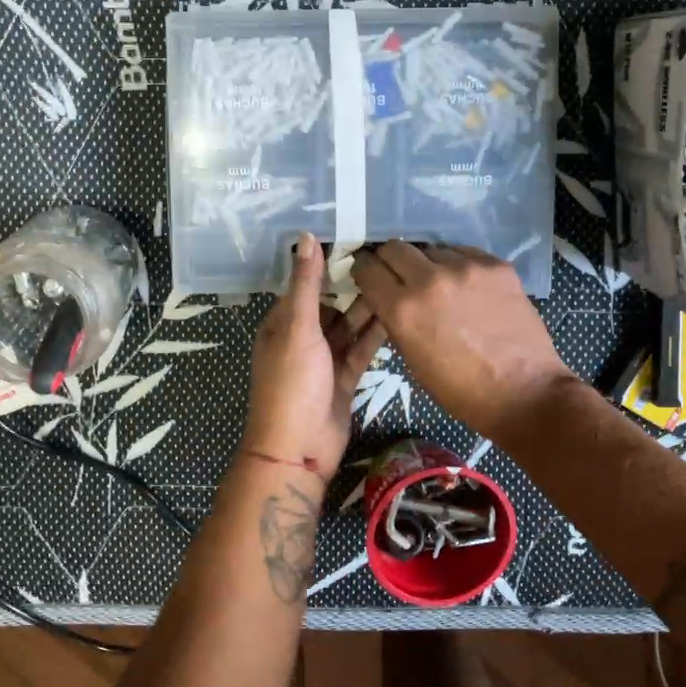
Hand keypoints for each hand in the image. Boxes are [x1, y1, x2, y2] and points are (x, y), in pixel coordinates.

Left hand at [244, 233, 386, 481]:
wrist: (299, 449)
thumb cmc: (291, 383)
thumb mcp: (297, 328)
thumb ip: (305, 284)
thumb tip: (305, 236)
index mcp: (283, 321)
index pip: (308, 283)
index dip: (330, 263)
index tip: (361, 239)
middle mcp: (303, 336)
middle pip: (332, 303)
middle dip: (356, 285)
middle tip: (392, 258)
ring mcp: (325, 358)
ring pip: (350, 325)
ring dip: (370, 307)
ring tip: (402, 280)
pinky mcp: (345, 377)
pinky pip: (362, 348)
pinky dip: (377, 334)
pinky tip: (401, 314)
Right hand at [352, 241, 569, 442]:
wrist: (525, 392)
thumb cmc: (461, 389)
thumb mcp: (412, 360)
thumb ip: (395, 320)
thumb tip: (388, 297)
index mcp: (402, 309)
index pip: (367, 268)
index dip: (365, 272)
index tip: (370, 277)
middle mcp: (429, 280)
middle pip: (394, 248)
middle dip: (391, 261)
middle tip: (401, 276)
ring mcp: (466, 269)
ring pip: (431, 249)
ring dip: (429, 264)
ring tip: (441, 286)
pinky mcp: (496, 266)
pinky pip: (465, 254)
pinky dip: (460, 266)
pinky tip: (469, 287)